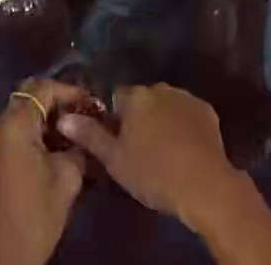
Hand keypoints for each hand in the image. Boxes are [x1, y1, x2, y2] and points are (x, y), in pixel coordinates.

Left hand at [0, 79, 90, 264]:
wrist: (7, 254)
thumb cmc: (39, 211)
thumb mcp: (69, 173)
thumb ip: (79, 141)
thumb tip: (87, 127)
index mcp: (17, 124)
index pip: (45, 88)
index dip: (72, 92)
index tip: (94, 106)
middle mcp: (2, 125)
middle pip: (32, 93)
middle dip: (59, 99)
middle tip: (84, 112)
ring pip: (27, 110)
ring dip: (50, 114)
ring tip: (77, 128)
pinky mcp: (0, 155)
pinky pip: (22, 127)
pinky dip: (41, 128)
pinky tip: (62, 143)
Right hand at [57, 83, 251, 233]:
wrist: (203, 183)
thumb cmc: (152, 173)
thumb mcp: (114, 160)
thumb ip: (90, 135)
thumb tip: (64, 118)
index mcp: (136, 97)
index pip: (117, 96)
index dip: (114, 118)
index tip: (116, 140)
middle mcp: (161, 88)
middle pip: (142, 99)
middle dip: (138, 117)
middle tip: (138, 149)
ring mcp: (186, 97)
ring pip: (165, 105)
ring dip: (161, 119)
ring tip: (162, 151)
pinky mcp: (206, 109)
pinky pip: (186, 113)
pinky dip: (182, 125)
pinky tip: (183, 148)